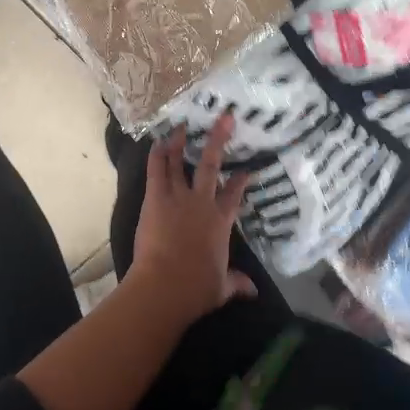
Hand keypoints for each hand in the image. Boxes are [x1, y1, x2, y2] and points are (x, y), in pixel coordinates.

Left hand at [128, 115, 256, 324]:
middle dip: (218, 140)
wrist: (166, 285)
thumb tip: (254, 291)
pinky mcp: (156, 198)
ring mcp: (178, 197)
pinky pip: (157, 170)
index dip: (240, 180)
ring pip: (180, 162)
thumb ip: (236, 283)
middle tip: (224, 119)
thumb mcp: (222, 287)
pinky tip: (157, 141)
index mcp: (221, 222)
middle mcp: (202, 202)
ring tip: (182, 125)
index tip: (245, 169)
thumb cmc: (197, 287)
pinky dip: (156, 155)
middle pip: (212, 165)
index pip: (234, 195)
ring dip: (180, 142)